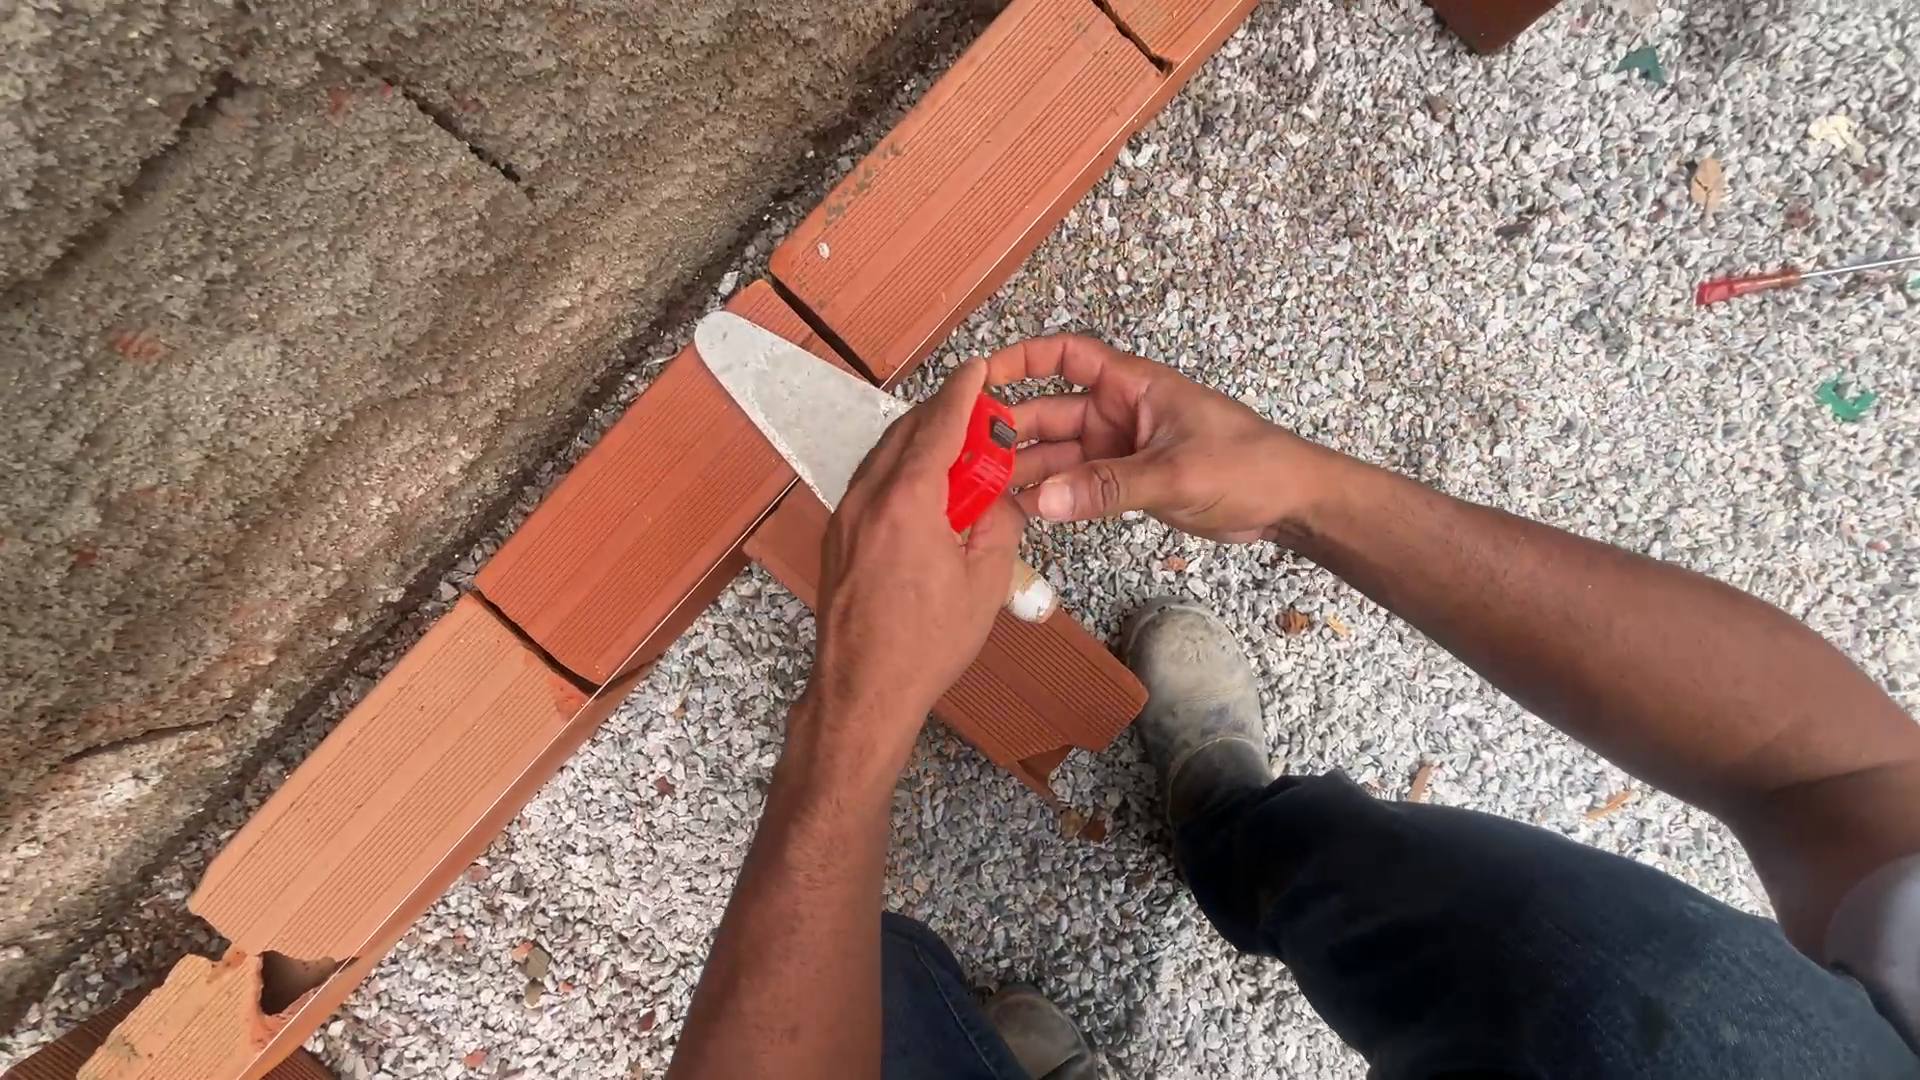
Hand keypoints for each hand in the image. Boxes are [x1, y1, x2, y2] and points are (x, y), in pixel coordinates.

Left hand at [804, 359, 1025, 761]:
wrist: (864, 689)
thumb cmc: (925, 643)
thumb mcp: (985, 581)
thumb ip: (997, 525)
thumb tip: (998, 500)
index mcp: (908, 501)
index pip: (939, 425)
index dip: (962, 392)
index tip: (976, 370)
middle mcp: (868, 498)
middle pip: (905, 432)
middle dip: (942, 414)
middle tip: (977, 416)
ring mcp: (845, 517)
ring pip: (883, 455)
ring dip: (918, 442)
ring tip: (954, 452)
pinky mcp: (837, 537)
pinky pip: (870, 483)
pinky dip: (898, 470)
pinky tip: (922, 489)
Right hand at [986, 335, 1320, 542]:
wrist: (1287, 503)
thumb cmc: (1248, 464)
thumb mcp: (1175, 472)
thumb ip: (1108, 487)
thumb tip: (1044, 500)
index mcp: (1131, 385)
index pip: (1065, 356)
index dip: (1021, 360)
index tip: (979, 377)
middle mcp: (1116, 413)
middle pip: (1047, 413)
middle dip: (1009, 431)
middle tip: (969, 457)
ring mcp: (1116, 450)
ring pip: (1056, 455)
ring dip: (1023, 471)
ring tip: (982, 491)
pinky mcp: (1122, 483)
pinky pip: (1075, 486)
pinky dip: (1050, 498)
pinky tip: (1019, 512)